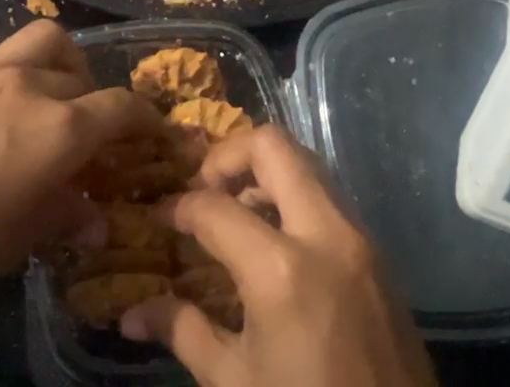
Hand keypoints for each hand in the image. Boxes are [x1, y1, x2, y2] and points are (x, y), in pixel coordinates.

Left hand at [0, 5, 158, 381]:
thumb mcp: (15, 245)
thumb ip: (62, 218)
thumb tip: (96, 217)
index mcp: (59, 132)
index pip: (122, 110)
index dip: (145, 121)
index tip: (151, 135)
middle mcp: (26, 87)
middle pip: (80, 74)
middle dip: (94, 98)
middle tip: (83, 134)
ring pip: (36, 36)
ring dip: (55, 57)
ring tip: (47, 86)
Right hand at [120, 126, 434, 386]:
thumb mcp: (234, 382)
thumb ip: (183, 330)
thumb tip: (131, 315)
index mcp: (281, 269)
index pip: (214, 206)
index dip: (178, 206)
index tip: (160, 218)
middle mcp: (326, 234)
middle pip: (274, 147)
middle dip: (228, 156)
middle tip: (203, 189)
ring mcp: (359, 240)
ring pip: (308, 165)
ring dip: (265, 173)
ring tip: (235, 212)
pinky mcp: (377, 256)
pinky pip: (329, 199)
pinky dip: (294, 198)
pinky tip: (272, 241)